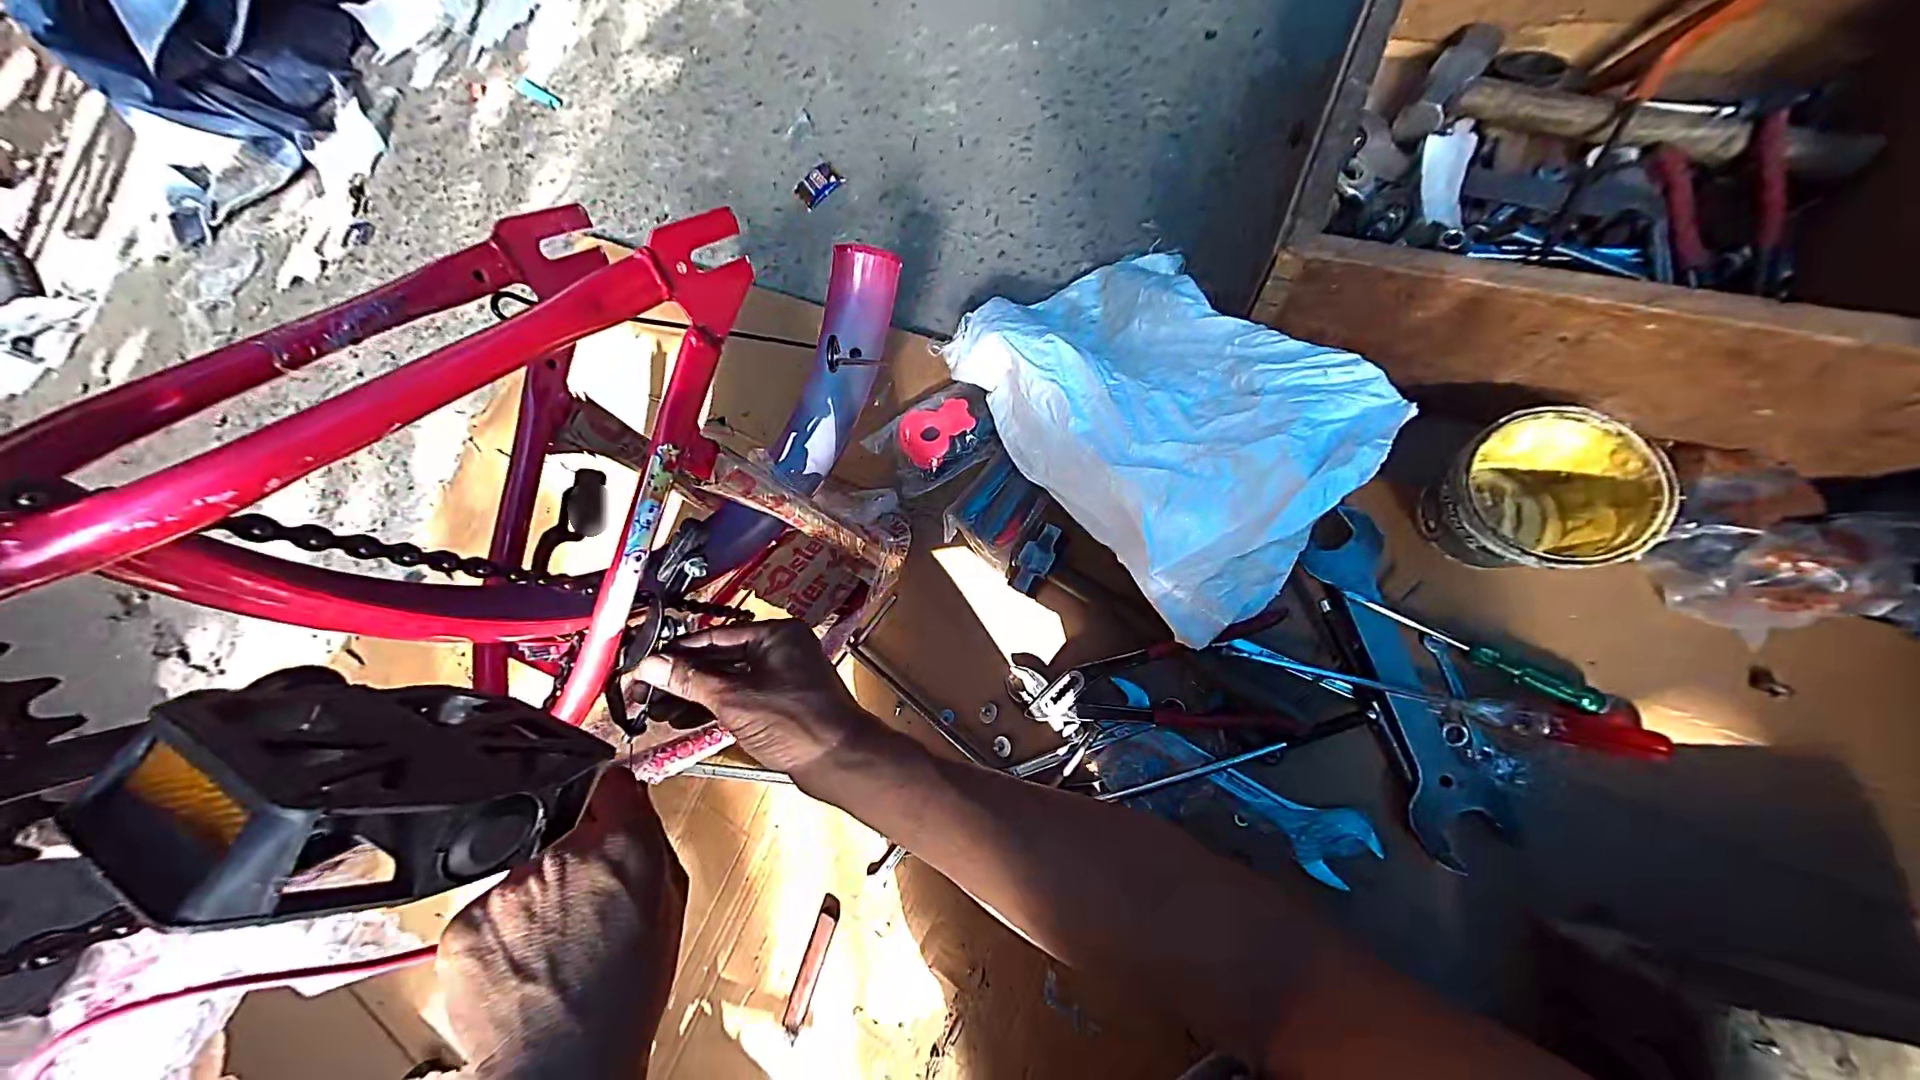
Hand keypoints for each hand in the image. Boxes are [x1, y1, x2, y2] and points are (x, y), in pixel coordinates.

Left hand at [438, 769, 685, 1078]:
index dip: (613, 795)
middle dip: (579, 854)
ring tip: (555, 939)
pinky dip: (505, 925)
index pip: (613, 782)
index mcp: (625, 844)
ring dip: (541, 891)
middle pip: (569, 829)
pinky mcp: (467, 921)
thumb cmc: (625, 994)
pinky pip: (492, 904)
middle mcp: (565, 854)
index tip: (610, 803)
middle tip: (588, 901)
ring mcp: (511, 886)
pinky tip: (524, 957)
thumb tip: (636, 807)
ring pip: (530, 868)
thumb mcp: (671, 903)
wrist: (563, 1064)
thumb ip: (653, 842)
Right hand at [634, 620, 879, 781]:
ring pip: (728, 679)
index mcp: (776, 634)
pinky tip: (684, 719)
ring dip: (693, 694)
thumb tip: (649, 665)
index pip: (714, 636)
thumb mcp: (734, 699)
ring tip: (656, 711)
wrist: (838, 758)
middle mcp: (781, 648)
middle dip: (682, 678)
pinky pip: (741, 696)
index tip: (644, 667)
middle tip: (645, 694)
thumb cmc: (793, 722)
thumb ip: (689, 680)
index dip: (675, 653)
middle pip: (720, 657)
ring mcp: (783, 674)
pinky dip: (714, 706)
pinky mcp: (782, 700)